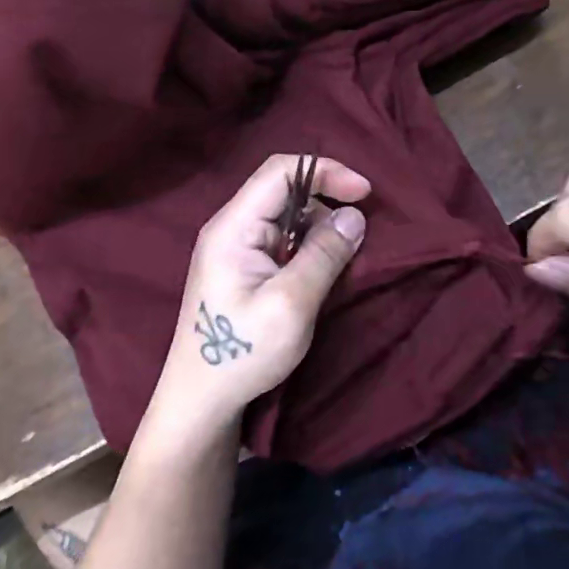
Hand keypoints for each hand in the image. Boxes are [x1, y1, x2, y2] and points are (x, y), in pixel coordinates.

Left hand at [145, 155, 370, 443]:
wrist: (202, 397)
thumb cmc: (243, 352)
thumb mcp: (291, 304)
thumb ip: (323, 255)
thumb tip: (354, 215)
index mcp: (232, 227)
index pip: (278, 172)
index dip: (325, 171)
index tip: (365, 193)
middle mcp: (229, 229)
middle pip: (282, 191)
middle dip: (326, 200)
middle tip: (361, 230)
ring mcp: (234, 249)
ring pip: (284, 217)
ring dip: (319, 227)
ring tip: (347, 255)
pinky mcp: (242, 269)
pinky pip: (280, 241)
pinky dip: (307, 246)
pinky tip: (326, 267)